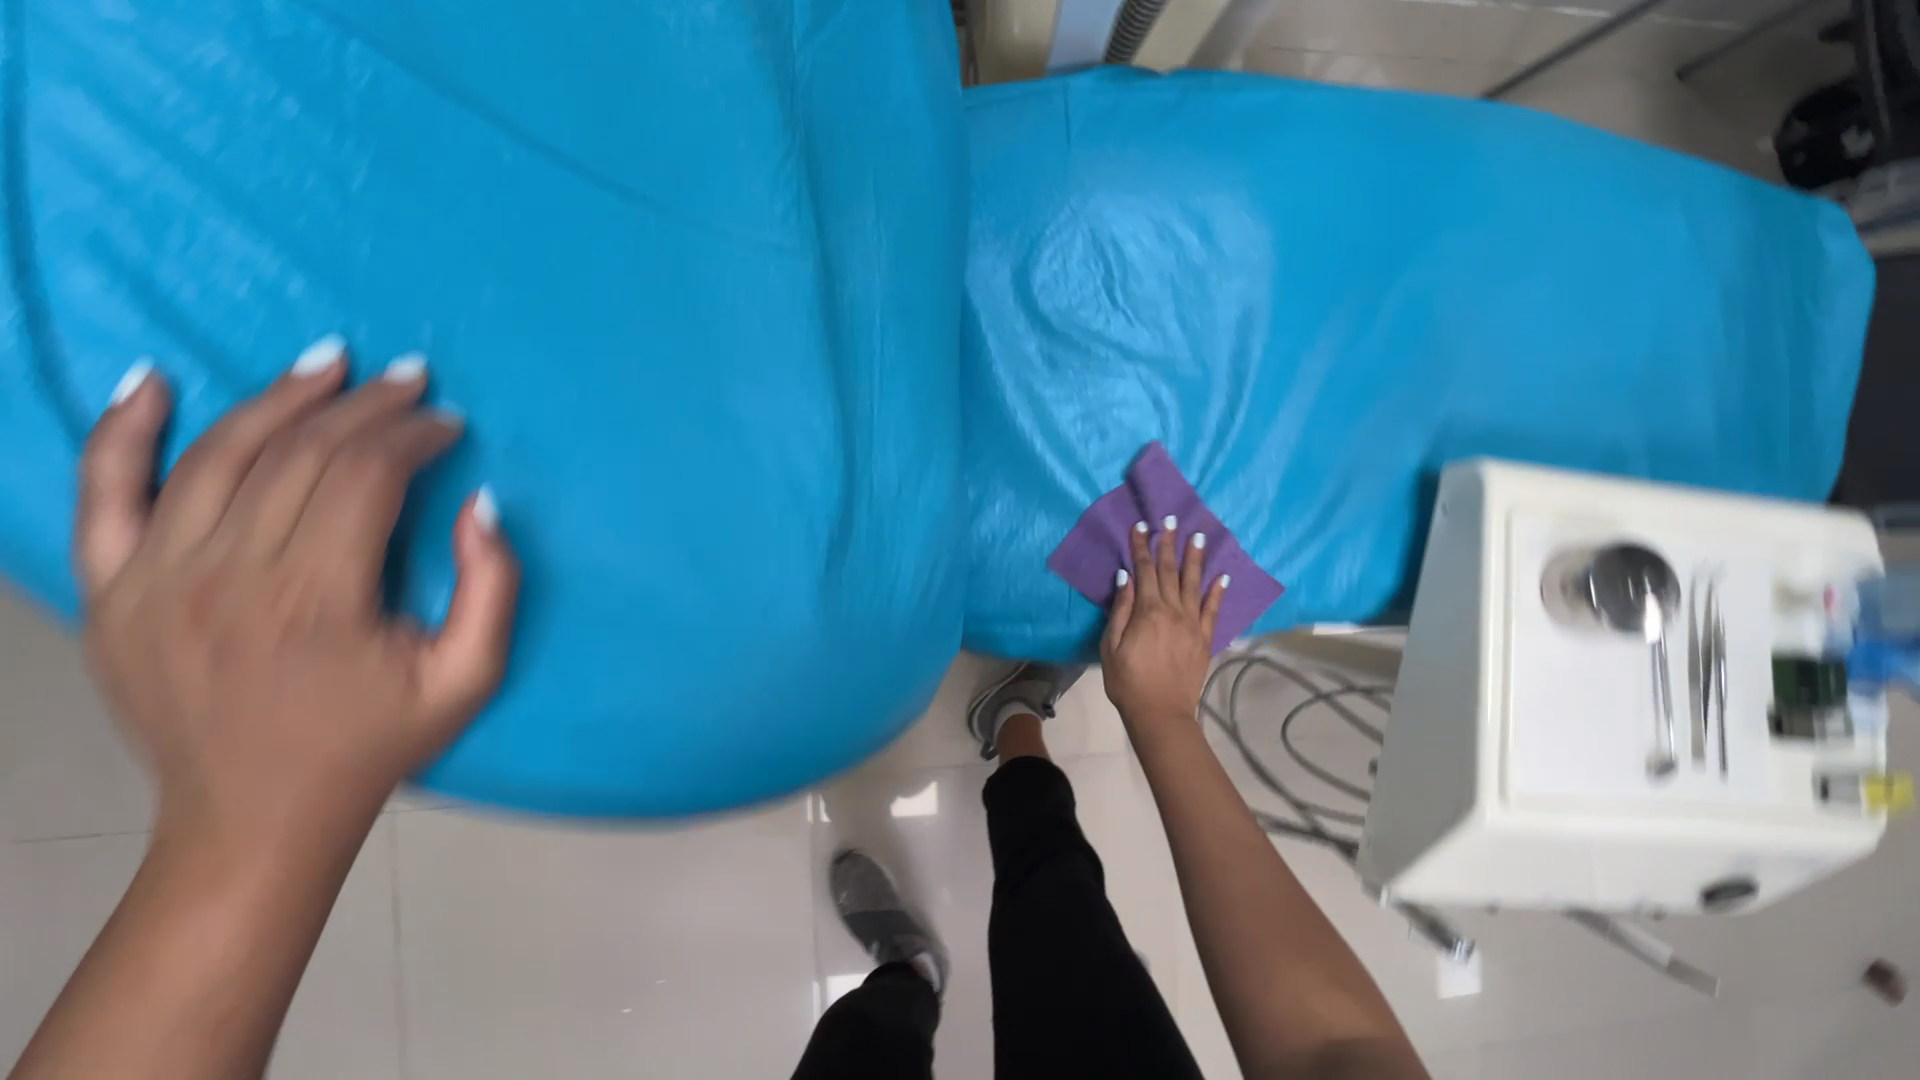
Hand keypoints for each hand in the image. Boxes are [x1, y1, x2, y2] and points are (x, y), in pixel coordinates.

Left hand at [75, 341, 519, 847]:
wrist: (257, 815)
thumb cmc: (376, 743)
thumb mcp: (469, 677)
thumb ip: (492, 589)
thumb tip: (480, 504)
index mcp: (317, 599)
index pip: (365, 477)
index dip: (412, 436)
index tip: (447, 422)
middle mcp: (228, 576)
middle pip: (300, 455)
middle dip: (364, 407)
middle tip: (407, 377)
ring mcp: (155, 580)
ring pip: (218, 456)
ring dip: (278, 398)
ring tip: (326, 364)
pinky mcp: (111, 592)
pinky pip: (105, 494)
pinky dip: (122, 432)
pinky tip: (153, 383)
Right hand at [1100, 516, 1226, 726]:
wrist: (1160, 712)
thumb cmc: (1127, 681)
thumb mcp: (1111, 646)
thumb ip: (1121, 610)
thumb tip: (1126, 577)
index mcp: (1148, 611)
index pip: (1143, 570)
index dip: (1141, 546)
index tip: (1141, 526)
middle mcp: (1173, 610)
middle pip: (1169, 571)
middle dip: (1168, 544)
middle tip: (1171, 520)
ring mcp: (1192, 623)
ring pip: (1194, 584)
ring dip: (1195, 559)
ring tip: (1198, 537)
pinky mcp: (1205, 638)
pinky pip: (1213, 609)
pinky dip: (1218, 591)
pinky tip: (1222, 576)